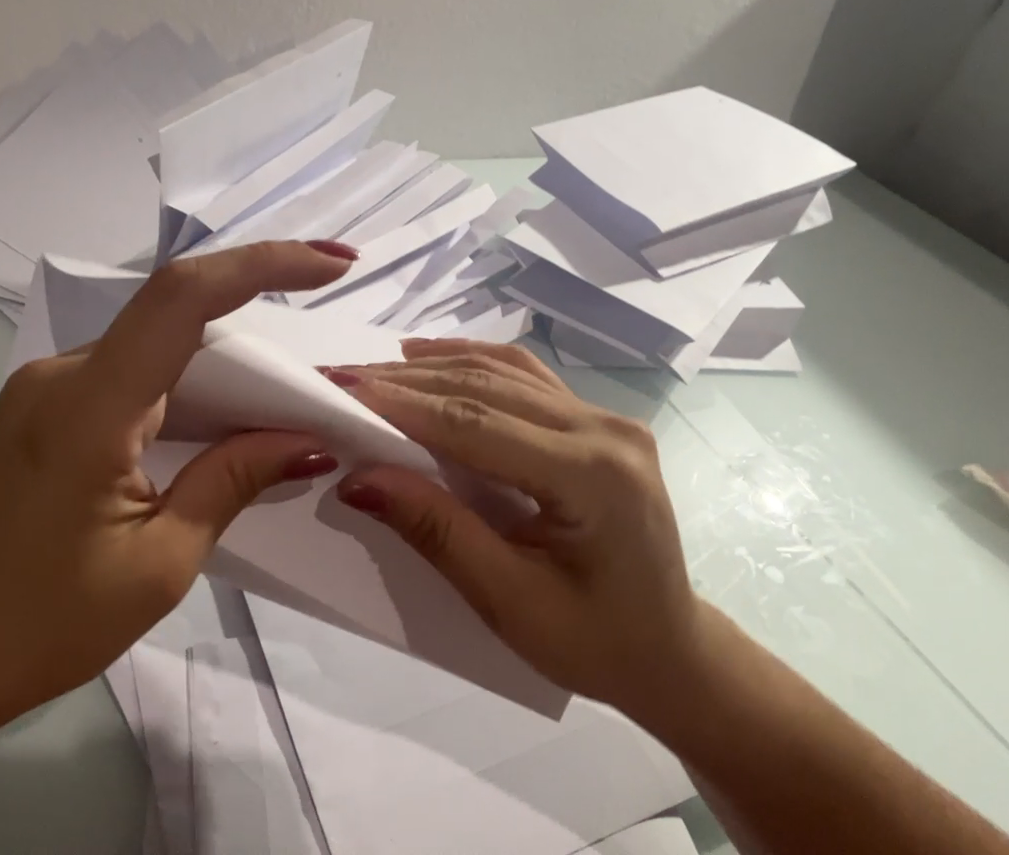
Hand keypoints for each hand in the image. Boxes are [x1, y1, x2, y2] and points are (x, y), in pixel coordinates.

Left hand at [0, 240, 355, 747]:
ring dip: (220, 368)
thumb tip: (309, 440)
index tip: (335, 265)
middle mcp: (59, 376)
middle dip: (256, 326)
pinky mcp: (38, 415)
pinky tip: (220, 427)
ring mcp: (41, 392)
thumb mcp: (159, 563)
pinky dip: (181, 393)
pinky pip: (124, 381)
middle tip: (323, 372)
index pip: (183, 298)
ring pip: (150, 351)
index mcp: (87, 405)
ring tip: (285, 406)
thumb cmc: (43, 626)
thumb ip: (232, 482)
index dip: (265, 264)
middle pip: (172, 320)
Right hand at [326, 339, 703, 711]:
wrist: (671, 651)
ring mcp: (607, 419)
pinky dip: (470, 364)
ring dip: (431, 368)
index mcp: (592, 476)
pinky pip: (524, 378)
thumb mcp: (509, 601)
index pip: (476, 424)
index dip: (401, 405)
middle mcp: (606, 430)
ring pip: (502, 373)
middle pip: (485, 388)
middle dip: (404, 382)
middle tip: (337, 376)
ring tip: (368, 370)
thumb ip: (436, 531)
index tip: (338, 390)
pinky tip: (427, 358)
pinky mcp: (598, 422)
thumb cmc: (594, 642)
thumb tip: (358, 478)